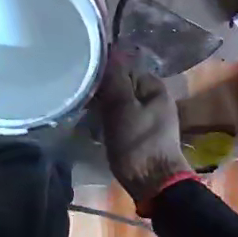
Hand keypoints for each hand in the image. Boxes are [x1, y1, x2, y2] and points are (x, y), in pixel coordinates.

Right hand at [96, 59, 191, 206]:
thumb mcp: (123, 109)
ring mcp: (150, 118)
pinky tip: (96, 129)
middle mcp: (155, 99)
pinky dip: (109, 122)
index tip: (85, 80)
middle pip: (122, 86)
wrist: (155, 184)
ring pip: (120, 104)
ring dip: (103, 108)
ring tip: (85, 115)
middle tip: (82, 100)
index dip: (104, 72)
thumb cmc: (138, 144)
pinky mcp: (143, 136)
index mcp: (155, 87)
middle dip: (102, 92)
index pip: (124, 66)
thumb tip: (109, 51)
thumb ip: (115, 80)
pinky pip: (122, 120)